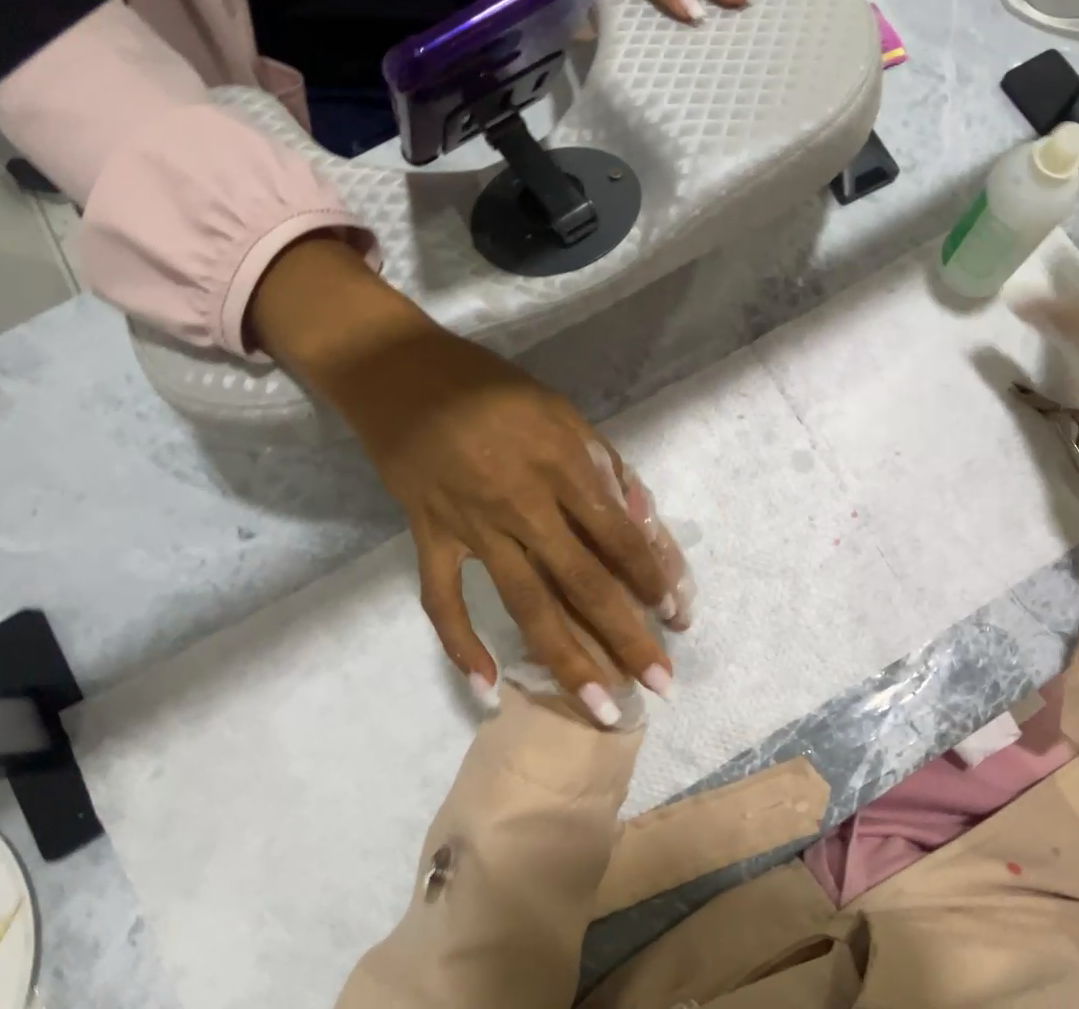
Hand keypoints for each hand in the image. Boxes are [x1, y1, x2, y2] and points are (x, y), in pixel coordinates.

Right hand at [249, 235, 692, 726]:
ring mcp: (472, 527)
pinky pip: (442, 601)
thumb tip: (644, 520)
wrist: (399, 371)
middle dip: (626, 637)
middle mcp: (523, 504)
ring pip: (526, 605)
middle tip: (661, 684)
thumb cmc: (493, 389)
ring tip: (601, 706)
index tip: (679, 617)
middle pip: (583, 583)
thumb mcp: (564, 412)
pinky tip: (488, 688)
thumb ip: (606, 467)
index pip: (620, 537)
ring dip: (566, 659)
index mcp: (563, 466)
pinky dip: (461, 646)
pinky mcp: (427, 538)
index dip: (654, 579)